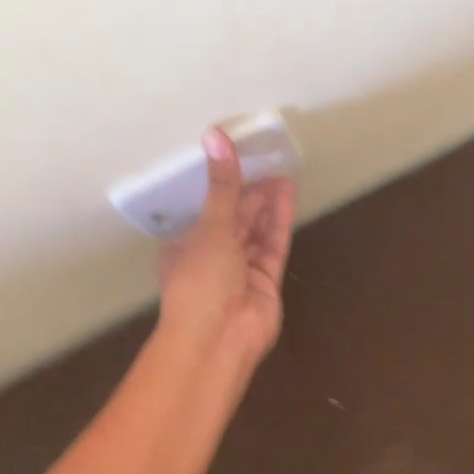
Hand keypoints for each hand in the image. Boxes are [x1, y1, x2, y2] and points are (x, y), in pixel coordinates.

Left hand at [157, 127, 296, 363]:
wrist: (218, 339)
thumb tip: (216, 135)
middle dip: (252, 193)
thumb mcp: (210, 227)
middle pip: (236, 219)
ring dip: (269, 206)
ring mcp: (241, 273)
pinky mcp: (266, 284)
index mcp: (186, 245)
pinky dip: (279, 225)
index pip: (208, 209)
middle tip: (272, 163)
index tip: (244, 160)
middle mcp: (213, 258)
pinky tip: (288, 200)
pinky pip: (272, 248)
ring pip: (257, 232)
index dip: (225, 185)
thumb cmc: (200, 281)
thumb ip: (222, 185)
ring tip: (285, 177)